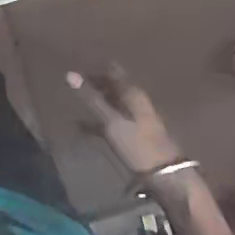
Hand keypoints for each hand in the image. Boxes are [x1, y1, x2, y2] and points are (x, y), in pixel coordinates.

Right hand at [68, 65, 183, 174]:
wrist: (163, 172)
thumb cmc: (138, 144)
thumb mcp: (112, 121)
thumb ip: (92, 99)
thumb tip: (71, 74)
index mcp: (133, 92)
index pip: (113, 70)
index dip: (96, 66)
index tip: (77, 62)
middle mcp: (135, 100)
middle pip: (112, 86)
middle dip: (94, 82)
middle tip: (71, 79)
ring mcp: (134, 117)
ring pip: (111, 102)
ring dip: (95, 100)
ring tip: (73, 97)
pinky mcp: (131, 133)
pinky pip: (110, 120)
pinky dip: (97, 120)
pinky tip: (81, 125)